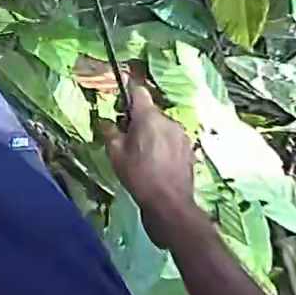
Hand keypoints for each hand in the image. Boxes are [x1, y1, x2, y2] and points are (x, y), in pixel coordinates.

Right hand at [100, 84, 196, 224]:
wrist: (168, 202)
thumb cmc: (138, 174)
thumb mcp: (115, 153)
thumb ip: (110, 132)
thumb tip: (106, 122)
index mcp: (148, 117)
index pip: (138, 91)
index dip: (128, 96)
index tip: (121, 108)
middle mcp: (168, 120)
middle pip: (150, 111)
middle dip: (139, 120)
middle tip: (128, 138)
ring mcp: (182, 135)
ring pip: (162, 126)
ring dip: (153, 132)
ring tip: (145, 153)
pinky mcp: (189, 149)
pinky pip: (172, 139)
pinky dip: (164, 144)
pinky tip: (158, 162)